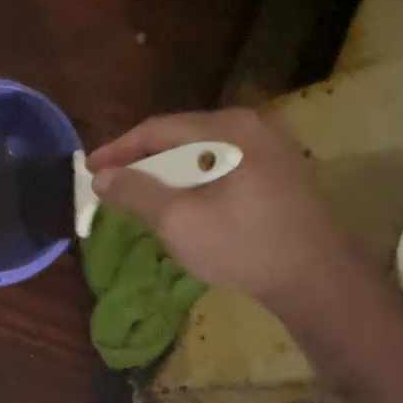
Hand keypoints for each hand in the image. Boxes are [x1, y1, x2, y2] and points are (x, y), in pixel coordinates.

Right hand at [84, 108, 355, 308]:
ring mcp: (270, 147)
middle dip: (140, 159)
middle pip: (180, 135)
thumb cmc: (242, 244)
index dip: (118, 149)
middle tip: (109, 181)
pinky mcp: (277, 170)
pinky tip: (176, 199)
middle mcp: (251, 126)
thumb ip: (135, 192)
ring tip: (137, 192)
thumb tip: (101, 176)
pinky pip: (220, 164)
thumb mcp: (177, 219)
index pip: (157, 129)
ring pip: (200, 151)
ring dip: (164, 170)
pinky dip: (190, 177)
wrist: (314, 275)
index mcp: (228, 129)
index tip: (89, 170)